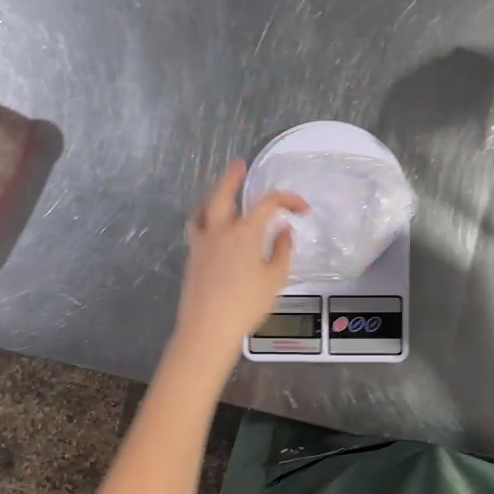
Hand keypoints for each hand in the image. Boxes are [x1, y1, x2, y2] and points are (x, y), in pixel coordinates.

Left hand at [175, 159, 307, 352]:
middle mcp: (220, 230)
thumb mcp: (275, 279)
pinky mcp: (192, 256)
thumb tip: (284, 230)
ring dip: (214, 195)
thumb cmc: (246, 305)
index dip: (287, 199)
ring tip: (221, 192)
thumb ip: (282, 250)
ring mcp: (201, 242)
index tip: (302, 207)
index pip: (268, 203)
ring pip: (204, 208)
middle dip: (232, 176)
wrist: (207, 328)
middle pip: (224, 193)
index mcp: (245, 232)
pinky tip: (210, 224)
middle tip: (239, 164)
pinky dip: (204, 215)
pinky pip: (196, 225)